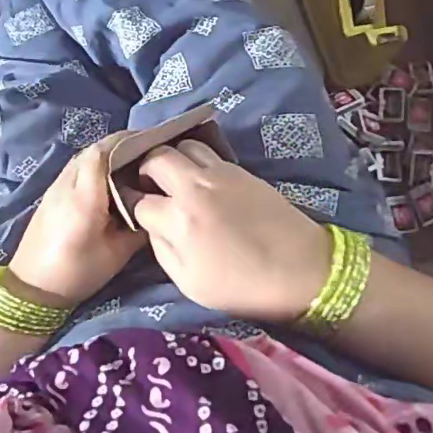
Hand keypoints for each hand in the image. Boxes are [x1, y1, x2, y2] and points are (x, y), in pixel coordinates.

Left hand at [7, 141, 146, 308]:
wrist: (32, 287)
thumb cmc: (77, 272)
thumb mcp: (117, 253)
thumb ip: (138, 226)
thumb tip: (156, 205)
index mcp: (84, 197)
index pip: (103, 151)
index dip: (129, 141)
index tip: (155, 143)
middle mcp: (66, 184)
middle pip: (94, 150)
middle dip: (122, 145)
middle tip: (150, 153)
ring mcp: (55, 187)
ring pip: (84, 158)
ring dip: (108, 155)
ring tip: (134, 165)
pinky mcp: (51, 194)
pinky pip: (76, 169)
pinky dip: (95, 167)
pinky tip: (111, 181)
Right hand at [131, 142, 333, 323]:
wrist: (301, 271)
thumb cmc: (242, 286)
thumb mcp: (189, 282)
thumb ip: (162, 250)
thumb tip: (154, 227)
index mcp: (179, 219)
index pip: (140, 201)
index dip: (132, 206)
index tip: (134, 211)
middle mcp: (195, 187)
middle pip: (156, 158)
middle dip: (144, 169)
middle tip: (146, 185)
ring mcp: (220, 173)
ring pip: (184, 146)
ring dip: (171, 157)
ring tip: (171, 176)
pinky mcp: (241, 170)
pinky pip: (208, 153)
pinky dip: (194, 158)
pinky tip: (196, 177)